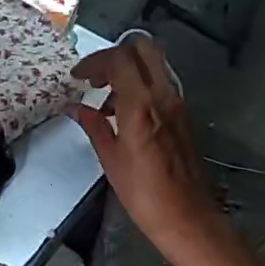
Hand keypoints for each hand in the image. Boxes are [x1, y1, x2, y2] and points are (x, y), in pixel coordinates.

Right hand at [69, 37, 223, 253]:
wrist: (187, 216)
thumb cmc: (144, 194)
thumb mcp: (110, 160)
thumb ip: (94, 126)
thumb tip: (77, 109)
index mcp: (141, 106)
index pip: (119, 60)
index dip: (94, 62)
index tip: (78, 77)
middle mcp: (164, 97)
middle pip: (143, 49)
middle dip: (114, 56)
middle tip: (95, 78)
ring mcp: (178, 104)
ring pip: (154, 64)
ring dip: (128, 72)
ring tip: (106, 102)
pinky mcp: (184, 115)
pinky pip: (161, 85)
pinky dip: (141, 87)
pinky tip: (125, 115)